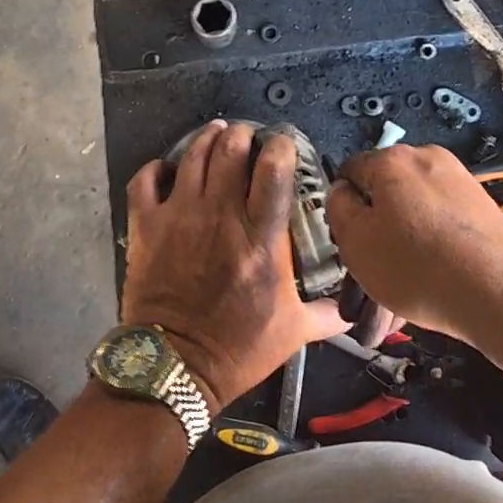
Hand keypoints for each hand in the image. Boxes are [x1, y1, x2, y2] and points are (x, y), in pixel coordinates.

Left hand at [122, 120, 348, 408]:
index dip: (281, 146)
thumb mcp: (294, 331)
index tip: (283, 147)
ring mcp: (179, 216)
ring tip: (216, 135)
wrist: (173, 369)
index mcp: (261, 235)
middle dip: (243, 134)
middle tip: (248, 139)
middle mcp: (221, 214)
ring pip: (192, 154)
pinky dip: (157, 167)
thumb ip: (328, 313)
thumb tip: (356, 310)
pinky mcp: (146, 226)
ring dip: (207, 138)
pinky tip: (168, 169)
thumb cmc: (239, 348)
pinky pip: (146, 179)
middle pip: (231, 148)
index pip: (274, 168)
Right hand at [326, 144, 502, 344]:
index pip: (350, 172)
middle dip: (375, 231)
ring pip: (414, 214)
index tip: (348, 243)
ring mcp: (459, 181)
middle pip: (386, 193)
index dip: (343, 208)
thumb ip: (338, 208)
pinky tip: (431, 285)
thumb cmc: (416, 266)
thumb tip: (343, 191)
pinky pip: (441, 225)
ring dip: (402, 247)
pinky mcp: (482, 207)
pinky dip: (430, 250)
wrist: (499, 292)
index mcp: (393, 159)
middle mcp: (428, 159)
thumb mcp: (356, 241)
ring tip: (400, 295)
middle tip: (371, 274)